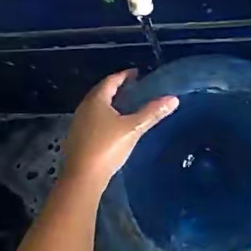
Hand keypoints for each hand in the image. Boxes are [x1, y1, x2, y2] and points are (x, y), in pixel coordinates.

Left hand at [61, 69, 178, 185]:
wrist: (83, 177)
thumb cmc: (107, 147)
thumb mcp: (133, 129)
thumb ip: (152, 113)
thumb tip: (173, 99)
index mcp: (96, 100)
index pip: (111, 81)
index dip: (124, 75)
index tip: (136, 73)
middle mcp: (84, 107)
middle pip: (101, 92)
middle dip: (116, 88)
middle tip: (133, 88)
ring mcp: (78, 123)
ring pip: (95, 106)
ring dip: (109, 102)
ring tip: (125, 105)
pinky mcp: (77, 137)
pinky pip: (92, 119)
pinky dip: (103, 116)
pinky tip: (112, 125)